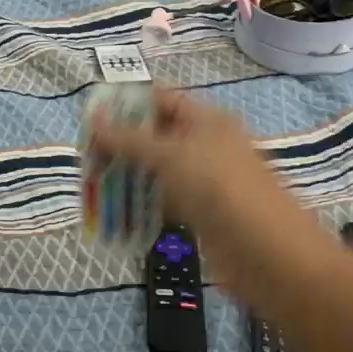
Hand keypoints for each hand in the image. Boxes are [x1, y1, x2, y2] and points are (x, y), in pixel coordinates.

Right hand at [89, 88, 327, 310]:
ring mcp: (206, 181)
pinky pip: (166, 203)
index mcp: (208, 119)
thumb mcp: (169, 156)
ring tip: (92, 184)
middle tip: (86, 157)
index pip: (162, 100)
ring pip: (159, 172)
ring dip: (129, 177)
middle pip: (157, 136)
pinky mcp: (203, 214)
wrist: (266, 252)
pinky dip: (143, 206)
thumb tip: (92, 119)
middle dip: (122, 145)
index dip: (127, 105)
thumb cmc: (218, 188)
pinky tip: (116, 213)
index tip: (91, 120)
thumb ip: (128, 139)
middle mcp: (208, 145)